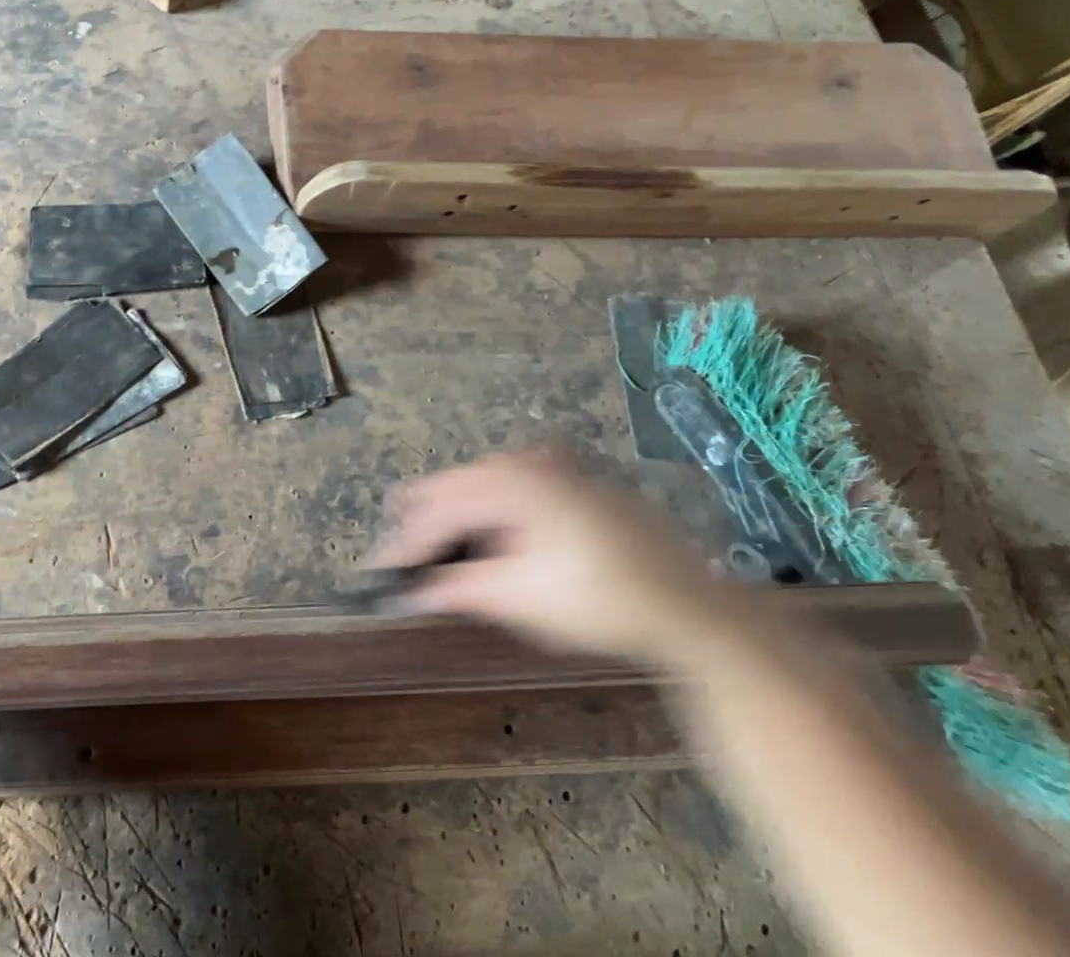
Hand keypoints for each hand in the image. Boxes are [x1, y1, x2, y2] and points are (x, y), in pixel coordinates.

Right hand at [370, 452, 740, 665]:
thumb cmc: (602, 601)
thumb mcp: (518, 597)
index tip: (377, 575)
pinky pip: (511, 492)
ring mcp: (557, 468)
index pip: (437, 508)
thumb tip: (408, 592)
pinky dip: (488, 519)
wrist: (692, 607)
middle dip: (425, 530)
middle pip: (453, 489)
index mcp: (513, 481)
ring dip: (455, 524)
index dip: (403, 544)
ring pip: (480, 489)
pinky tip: (482, 549)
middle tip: (404, 570)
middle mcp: (530, 461)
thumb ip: (454, 587)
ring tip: (436, 563)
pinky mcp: (576, 484)